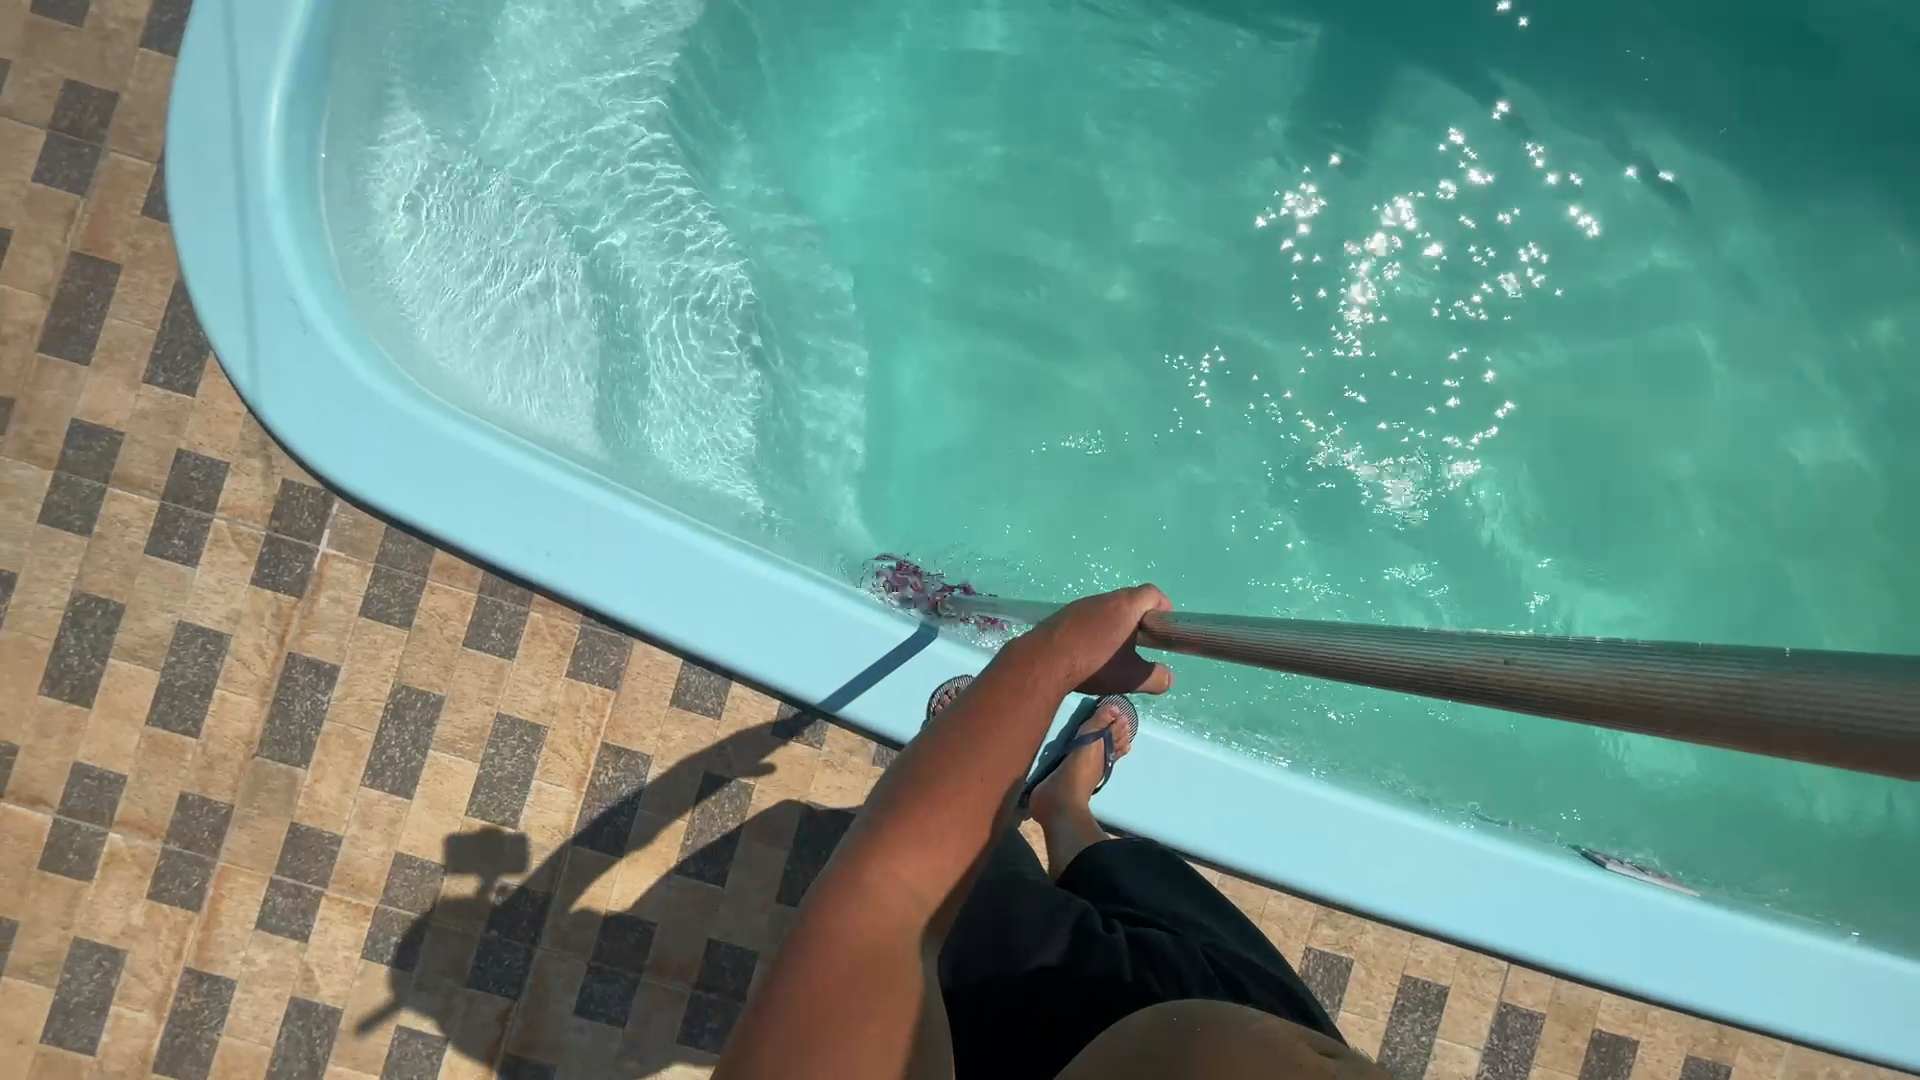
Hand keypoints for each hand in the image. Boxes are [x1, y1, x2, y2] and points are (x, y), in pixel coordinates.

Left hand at [1016, 584, 1174, 696]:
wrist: (1043, 662)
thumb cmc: (1095, 665)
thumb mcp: (1132, 678)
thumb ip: (1156, 677)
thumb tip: (1168, 677)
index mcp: (1125, 606)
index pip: (1152, 592)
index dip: (1162, 606)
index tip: (1163, 625)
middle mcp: (1103, 598)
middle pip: (1128, 599)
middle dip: (1138, 618)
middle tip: (1141, 642)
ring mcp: (1079, 604)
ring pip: (1105, 608)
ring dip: (1114, 623)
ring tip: (1113, 650)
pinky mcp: (1061, 615)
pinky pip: (1085, 616)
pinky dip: (1093, 629)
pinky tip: (1087, 651)